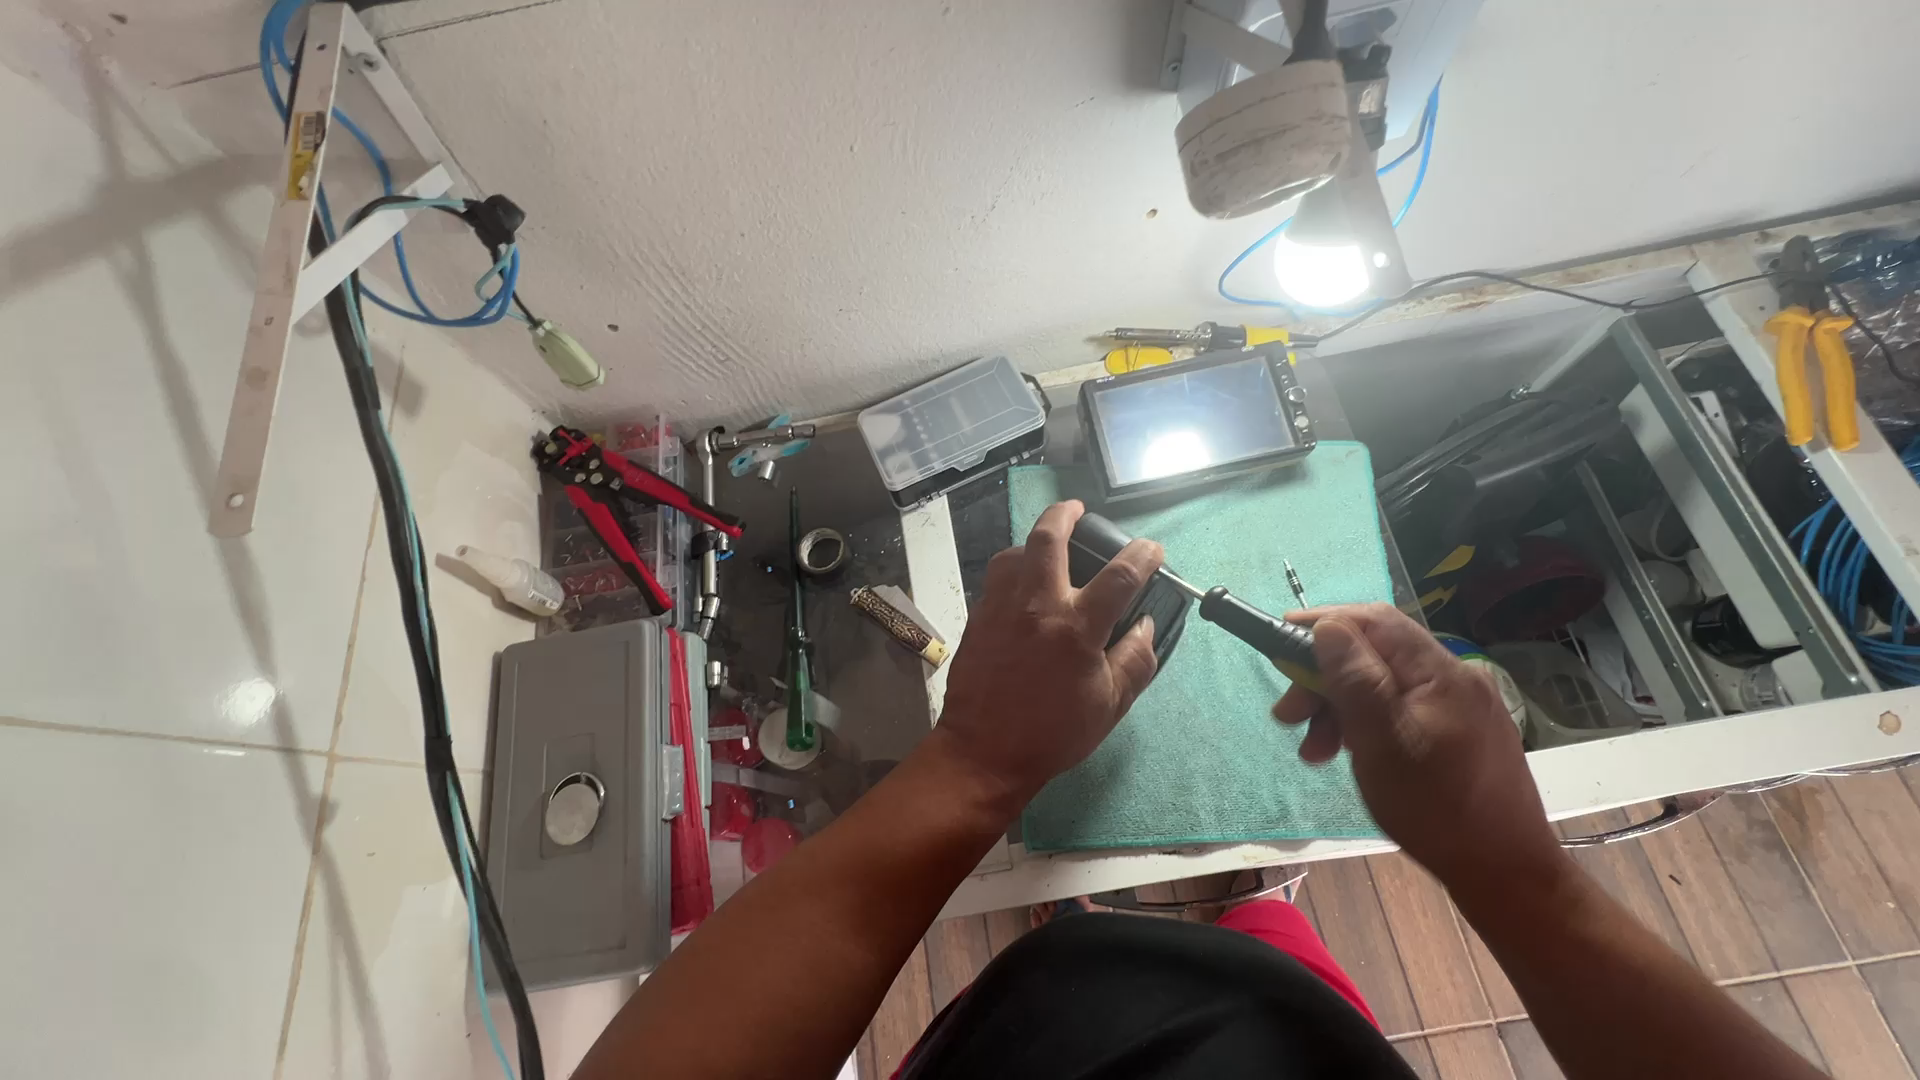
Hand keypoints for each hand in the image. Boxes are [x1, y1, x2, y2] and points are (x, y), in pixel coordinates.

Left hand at [933, 500, 1164, 813]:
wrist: (984, 751)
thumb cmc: (1053, 732)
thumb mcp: (1110, 704)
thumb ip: (1135, 660)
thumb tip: (1147, 624)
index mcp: (1076, 627)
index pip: (1119, 575)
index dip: (1142, 555)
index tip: (1151, 549)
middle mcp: (1036, 605)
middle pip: (1049, 538)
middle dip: (1065, 514)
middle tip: (1077, 509)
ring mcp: (1000, 607)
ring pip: (1013, 552)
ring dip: (1032, 541)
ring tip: (1045, 546)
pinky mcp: (977, 617)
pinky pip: (995, 578)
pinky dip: (1012, 569)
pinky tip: (1021, 583)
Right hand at [1273, 604, 1564, 891]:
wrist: (1506, 876)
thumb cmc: (1436, 811)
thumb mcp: (1382, 744)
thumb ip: (1355, 680)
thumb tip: (1327, 627)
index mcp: (1441, 674)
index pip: (1374, 621)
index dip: (1323, 622)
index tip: (1279, 640)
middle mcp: (1455, 678)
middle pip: (1374, 654)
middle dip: (1323, 678)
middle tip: (1287, 715)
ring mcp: (1460, 705)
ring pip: (1382, 684)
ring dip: (1338, 707)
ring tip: (1314, 750)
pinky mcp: (1459, 730)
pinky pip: (1399, 708)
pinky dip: (1365, 723)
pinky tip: (1348, 753)